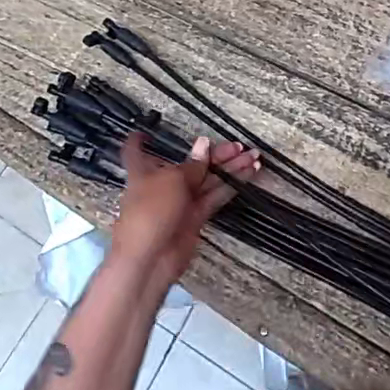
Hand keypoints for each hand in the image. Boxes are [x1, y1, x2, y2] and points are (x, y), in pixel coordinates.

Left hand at [111, 132, 259, 286]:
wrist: (150, 258)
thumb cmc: (151, 211)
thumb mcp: (171, 180)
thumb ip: (193, 164)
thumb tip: (204, 144)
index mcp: (143, 171)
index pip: (136, 152)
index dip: (139, 141)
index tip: (144, 130)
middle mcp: (162, 184)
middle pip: (189, 164)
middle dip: (213, 153)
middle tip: (238, 146)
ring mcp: (180, 202)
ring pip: (207, 180)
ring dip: (229, 168)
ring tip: (254, 156)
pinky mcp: (195, 217)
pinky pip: (214, 196)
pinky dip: (231, 185)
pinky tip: (249, 173)